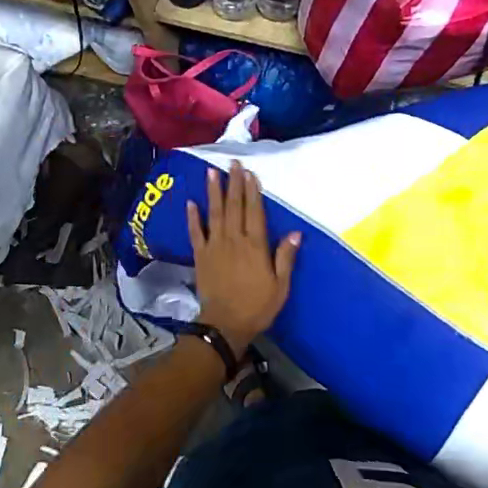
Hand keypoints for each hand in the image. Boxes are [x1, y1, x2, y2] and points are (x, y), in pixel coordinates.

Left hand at [186, 161, 300, 350]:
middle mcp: (234, 240)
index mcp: (255, 246)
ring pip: (214, 213)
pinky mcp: (200, 256)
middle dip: (234, 183)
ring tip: (211, 172)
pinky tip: (190, 202)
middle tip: (233, 163)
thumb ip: (286, 257)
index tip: (250, 173)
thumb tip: (296, 232)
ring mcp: (214, 246)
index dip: (252, 191)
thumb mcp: (280, 286)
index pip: (255, 212)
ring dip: (213, 192)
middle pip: (234, 207)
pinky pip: (195, 232)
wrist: (224, 324)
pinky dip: (192, 217)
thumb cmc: (257, 307)